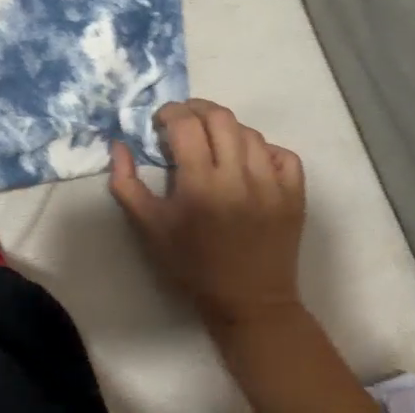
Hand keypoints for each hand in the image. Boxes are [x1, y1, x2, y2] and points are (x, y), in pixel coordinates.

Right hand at [109, 100, 306, 328]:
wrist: (249, 303)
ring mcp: (272, 186)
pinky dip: (264, 150)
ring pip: (250, 132)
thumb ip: (126, 182)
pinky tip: (248, 161)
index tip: (161, 123)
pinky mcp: (296, 196)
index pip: (185, 123)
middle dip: (196, 110)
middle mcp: (239, 178)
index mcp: (200, 185)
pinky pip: (283, 154)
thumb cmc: (192, 264)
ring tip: (214, 144)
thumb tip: (118, 144)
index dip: (169, 113)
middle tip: (184, 123)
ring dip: (227, 130)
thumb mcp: (148, 226)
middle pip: (220, 117)